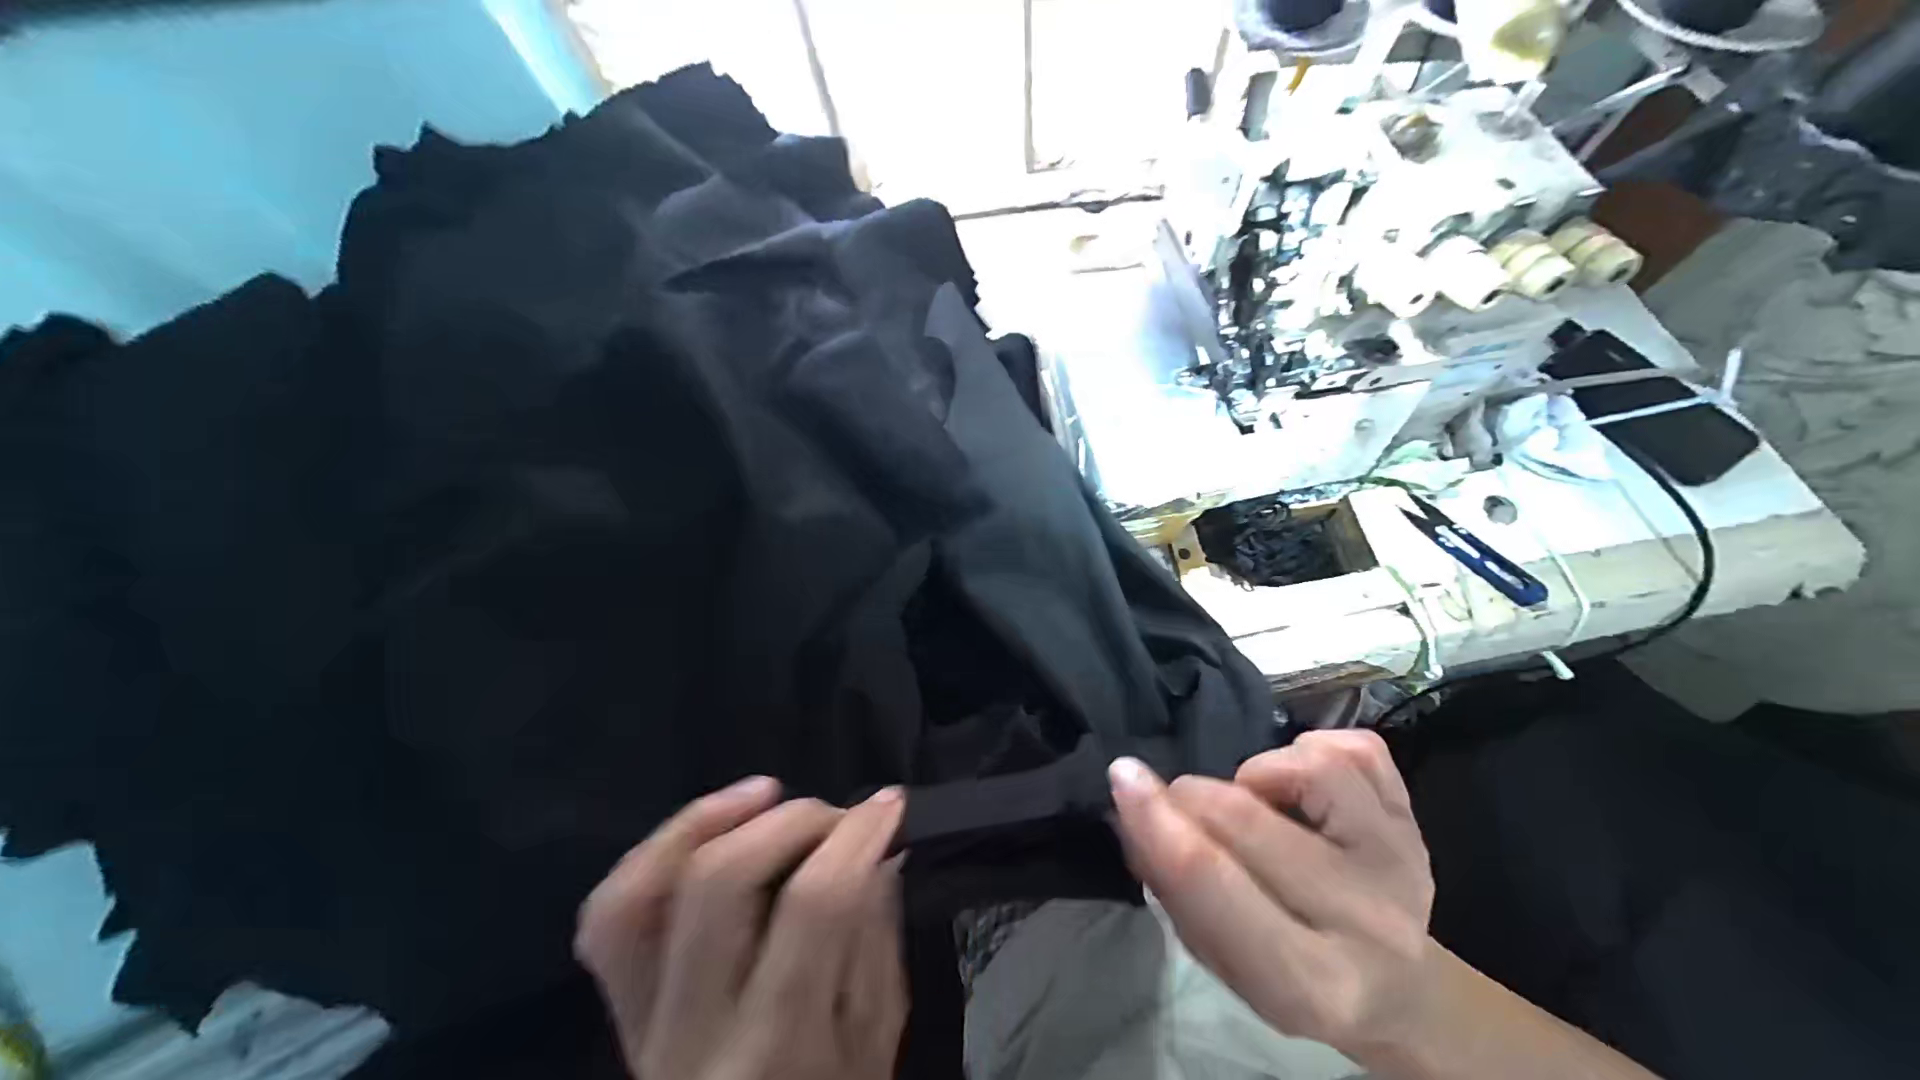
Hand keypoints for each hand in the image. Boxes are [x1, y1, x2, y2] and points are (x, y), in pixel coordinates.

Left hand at [575, 778, 908, 1079]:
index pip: (815, 906)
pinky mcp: (621, 1011)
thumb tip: (877, 844)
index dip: (858, 835)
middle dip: (793, 821)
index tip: (891, 804)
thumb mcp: (877, 1042)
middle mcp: (693, 1036)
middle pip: (721, 882)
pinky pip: (610, 919)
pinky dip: (655, 857)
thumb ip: (875, 936)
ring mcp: (640, 1024)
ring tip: (767, 793)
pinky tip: (708, 828)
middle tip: (838, 815)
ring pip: (644, 892)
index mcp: (778, 1052)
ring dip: (710, 820)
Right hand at [1108, 731, 1436, 1059]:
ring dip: (1256, 773)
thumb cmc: (1290, 977)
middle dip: (1189, 796)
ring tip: (1253, 800)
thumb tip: (1129, 810)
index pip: (1215, 882)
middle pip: (1247, 817)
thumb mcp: (1221, 958)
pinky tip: (1299, 784)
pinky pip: (1354, 748)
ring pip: (1310, 768)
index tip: (1122, 775)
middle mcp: (1367, 921)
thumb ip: (1172, 888)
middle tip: (1175, 801)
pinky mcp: (1417, 822)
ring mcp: (1402, 862)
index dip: (1158, 822)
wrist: (1398, 990)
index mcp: (1309, 980)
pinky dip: (1311, 751)